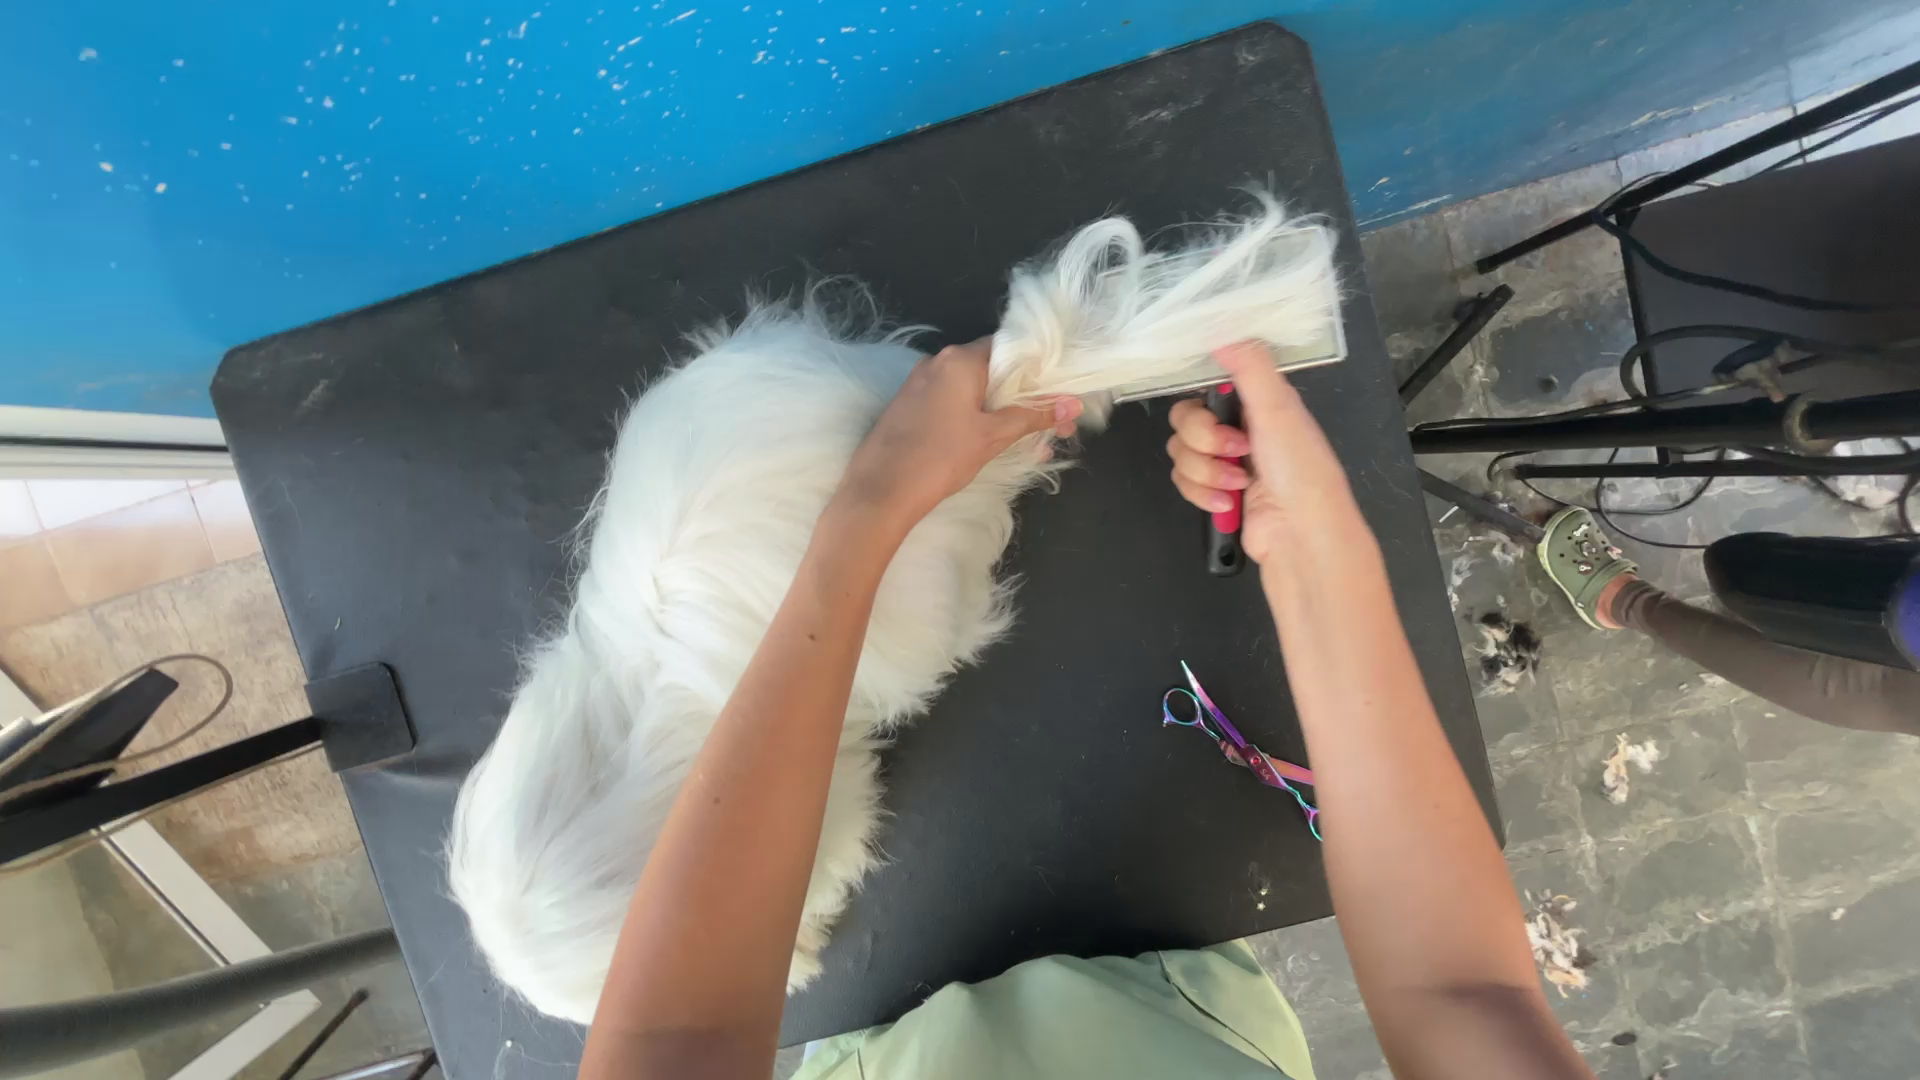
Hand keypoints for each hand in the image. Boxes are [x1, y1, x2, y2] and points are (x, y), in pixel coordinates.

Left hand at [839, 339, 1081, 528]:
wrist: (880, 490)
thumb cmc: (941, 458)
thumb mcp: (993, 436)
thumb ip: (1033, 416)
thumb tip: (1072, 404)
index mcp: (960, 359)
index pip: (1008, 346)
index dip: (1036, 367)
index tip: (1056, 391)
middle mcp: (937, 361)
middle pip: (990, 368)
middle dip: (1021, 394)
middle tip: (1048, 423)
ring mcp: (918, 383)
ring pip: (970, 388)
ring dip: (998, 409)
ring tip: (1025, 439)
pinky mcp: (908, 405)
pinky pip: (950, 402)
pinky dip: (972, 416)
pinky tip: (989, 441)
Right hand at [1165, 342, 1356, 565]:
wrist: (1299, 533)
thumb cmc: (1299, 470)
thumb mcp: (1279, 409)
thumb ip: (1249, 368)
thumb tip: (1222, 329)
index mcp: (1255, 406)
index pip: (1202, 392)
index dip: (1201, 408)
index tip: (1216, 416)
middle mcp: (1236, 431)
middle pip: (1183, 425)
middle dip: (1203, 444)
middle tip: (1235, 452)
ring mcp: (1223, 464)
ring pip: (1180, 457)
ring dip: (1207, 473)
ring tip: (1239, 485)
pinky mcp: (1212, 493)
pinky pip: (1183, 484)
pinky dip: (1204, 495)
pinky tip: (1230, 502)